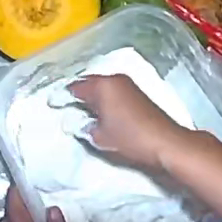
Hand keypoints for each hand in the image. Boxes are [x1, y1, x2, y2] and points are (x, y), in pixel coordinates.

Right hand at [68, 74, 198, 170]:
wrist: (166, 142)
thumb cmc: (130, 138)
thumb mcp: (100, 137)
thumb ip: (85, 127)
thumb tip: (80, 123)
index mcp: (102, 86)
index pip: (76, 87)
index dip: (64, 96)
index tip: (55, 104)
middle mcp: (114, 79)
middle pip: (90, 83)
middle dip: (80, 94)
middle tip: (69, 108)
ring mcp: (128, 84)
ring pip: (103, 86)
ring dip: (94, 96)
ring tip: (85, 111)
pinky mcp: (137, 93)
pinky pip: (114, 90)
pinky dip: (106, 98)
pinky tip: (103, 111)